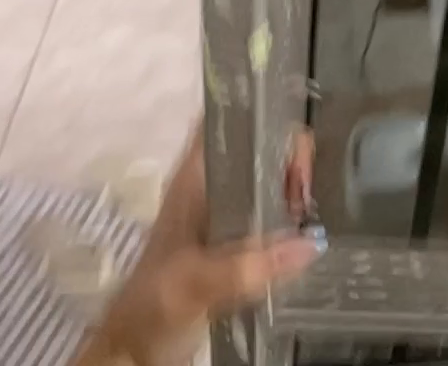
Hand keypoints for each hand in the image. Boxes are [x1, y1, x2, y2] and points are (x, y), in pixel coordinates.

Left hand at [77, 126, 323, 365]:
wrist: (136, 352)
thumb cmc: (153, 304)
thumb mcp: (195, 283)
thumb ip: (247, 265)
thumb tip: (312, 245)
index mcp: (196, 176)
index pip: (227, 118)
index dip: (258, 107)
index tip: (289, 123)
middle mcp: (213, 183)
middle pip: (261, 142)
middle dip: (290, 155)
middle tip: (302, 193)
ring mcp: (226, 209)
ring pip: (271, 173)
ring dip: (295, 185)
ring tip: (306, 215)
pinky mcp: (237, 236)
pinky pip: (274, 205)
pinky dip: (293, 211)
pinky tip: (305, 230)